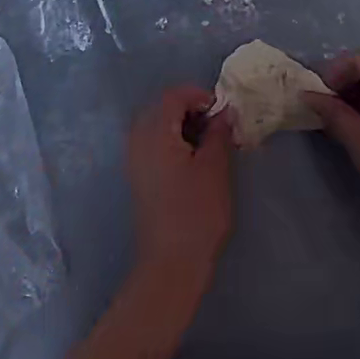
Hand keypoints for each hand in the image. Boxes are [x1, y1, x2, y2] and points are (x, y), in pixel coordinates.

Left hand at [125, 85, 234, 285]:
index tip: (223, 110)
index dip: (199, 95)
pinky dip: (174, 141)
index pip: (173, 96)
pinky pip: (154, 144)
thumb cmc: (196, 213)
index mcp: (154, 132)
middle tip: (220, 125)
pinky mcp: (139, 176)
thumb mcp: (215, 168)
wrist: (170, 263)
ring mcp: (134, 159)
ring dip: (183, 126)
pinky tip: (196, 159)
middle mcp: (137, 140)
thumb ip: (219, 134)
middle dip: (191, 109)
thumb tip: (224, 112)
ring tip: (212, 143)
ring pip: (157, 126)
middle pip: (162, 108)